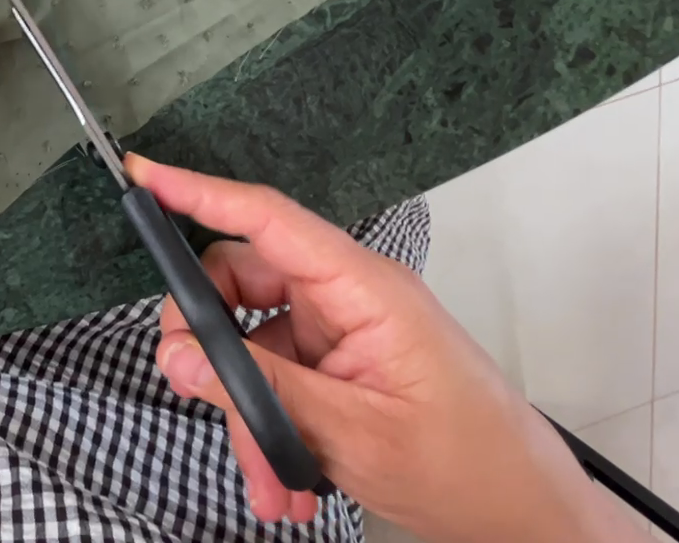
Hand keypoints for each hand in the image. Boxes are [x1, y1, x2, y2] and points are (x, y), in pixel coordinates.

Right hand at [129, 157, 648, 542]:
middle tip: (190, 385)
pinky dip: (261, 417)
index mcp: (361, 287)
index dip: (198, 190)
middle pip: (239, 279)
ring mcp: (335, 327)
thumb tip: (174, 353)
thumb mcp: (351, 436)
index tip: (142, 171)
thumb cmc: (470, 473)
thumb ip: (256, 388)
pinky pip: (269, 369)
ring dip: (240, 400)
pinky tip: (278, 475)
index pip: (265, 217)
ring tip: (263, 471)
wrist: (536, 526)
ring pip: (247, 334)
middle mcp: (342, 294)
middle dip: (210, 340)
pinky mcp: (330, 359)